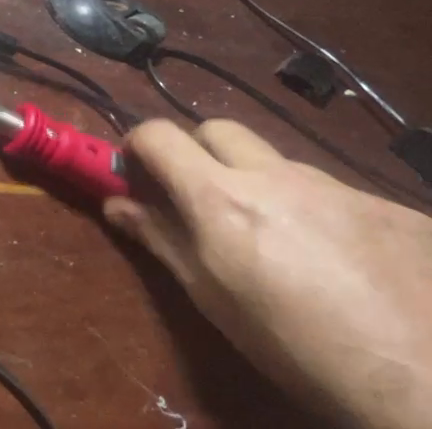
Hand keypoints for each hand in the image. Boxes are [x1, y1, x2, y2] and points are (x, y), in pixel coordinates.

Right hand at [108, 119, 431, 428]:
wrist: (426, 386)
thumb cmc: (294, 345)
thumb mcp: (211, 296)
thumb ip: (160, 240)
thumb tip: (115, 204)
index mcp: (219, 197)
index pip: (158, 134)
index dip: (138, 146)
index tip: (137, 172)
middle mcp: (278, 178)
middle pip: (219, 130)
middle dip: (199, 151)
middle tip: (202, 195)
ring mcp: (344, 192)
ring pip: (283, 165)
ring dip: (265, 185)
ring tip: (284, 240)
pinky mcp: (400, 214)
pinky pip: (342, 196)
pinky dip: (325, 214)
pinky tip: (345, 262)